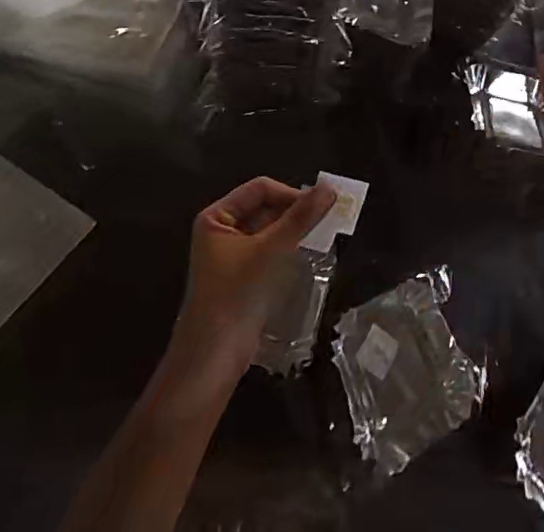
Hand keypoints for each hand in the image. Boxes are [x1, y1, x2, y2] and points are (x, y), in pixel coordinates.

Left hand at [180, 177, 335, 367]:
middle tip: (329, 219)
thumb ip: (301, 217)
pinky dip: (291, 247)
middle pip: (267, 207)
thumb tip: (330, 188)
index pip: (261, 189)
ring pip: (273, 229)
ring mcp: (234, 254)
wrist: (213, 356)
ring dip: (297, 229)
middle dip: (296, 211)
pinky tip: (311, 252)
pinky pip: (273, 249)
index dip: (291, 193)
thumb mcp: (270, 250)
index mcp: (217, 217)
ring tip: (325, 234)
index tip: (321, 206)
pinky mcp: (246, 275)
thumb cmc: (235, 293)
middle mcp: (223, 231)